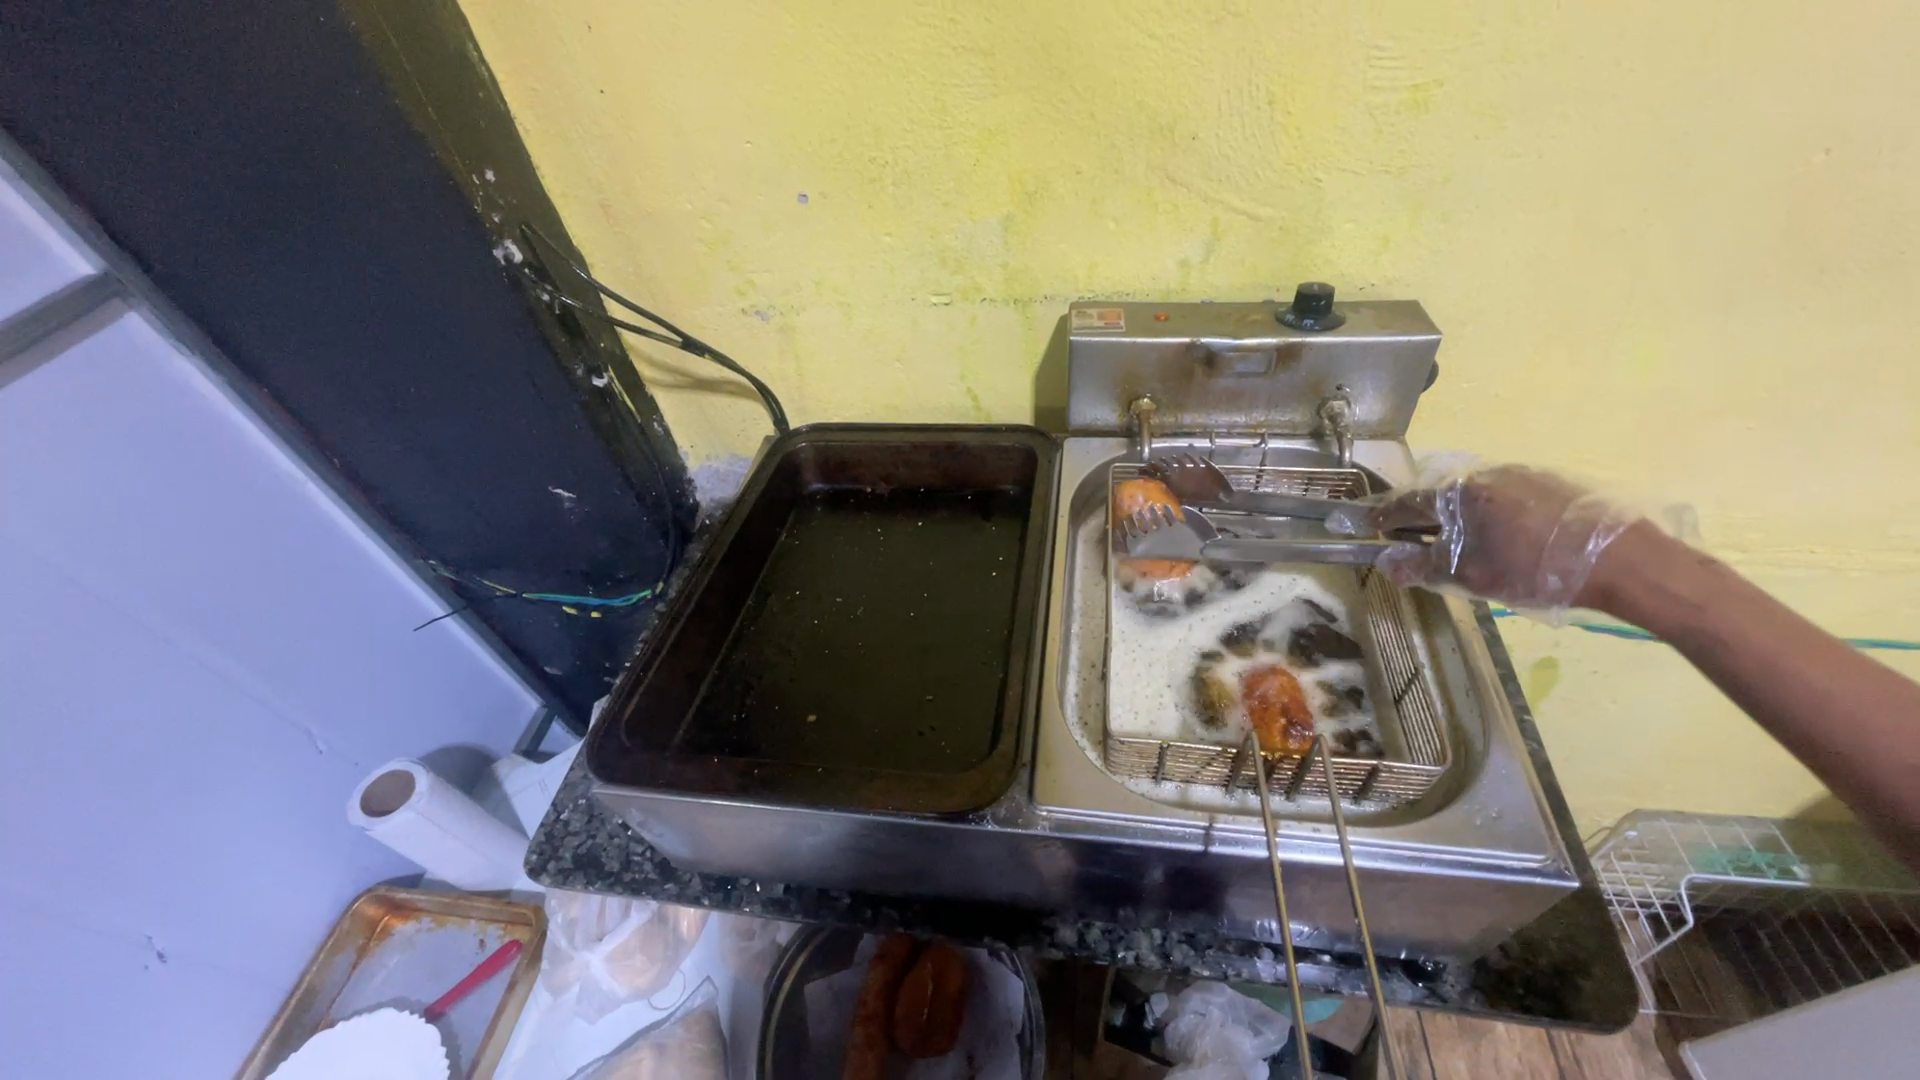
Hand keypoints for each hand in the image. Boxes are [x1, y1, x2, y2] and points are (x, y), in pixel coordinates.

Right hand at [1326, 463, 1639, 617]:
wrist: (1628, 563)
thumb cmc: (1537, 572)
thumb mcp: (1473, 577)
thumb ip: (1424, 568)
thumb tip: (1387, 564)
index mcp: (1461, 494)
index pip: (1406, 503)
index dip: (1383, 518)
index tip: (1368, 528)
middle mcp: (1487, 475)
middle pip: (1440, 497)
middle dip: (1421, 520)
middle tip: (1413, 544)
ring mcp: (1523, 475)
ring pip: (1474, 496)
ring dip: (1459, 518)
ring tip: (1462, 547)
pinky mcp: (1553, 483)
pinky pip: (1505, 497)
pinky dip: (1491, 515)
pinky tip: (1504, 540)